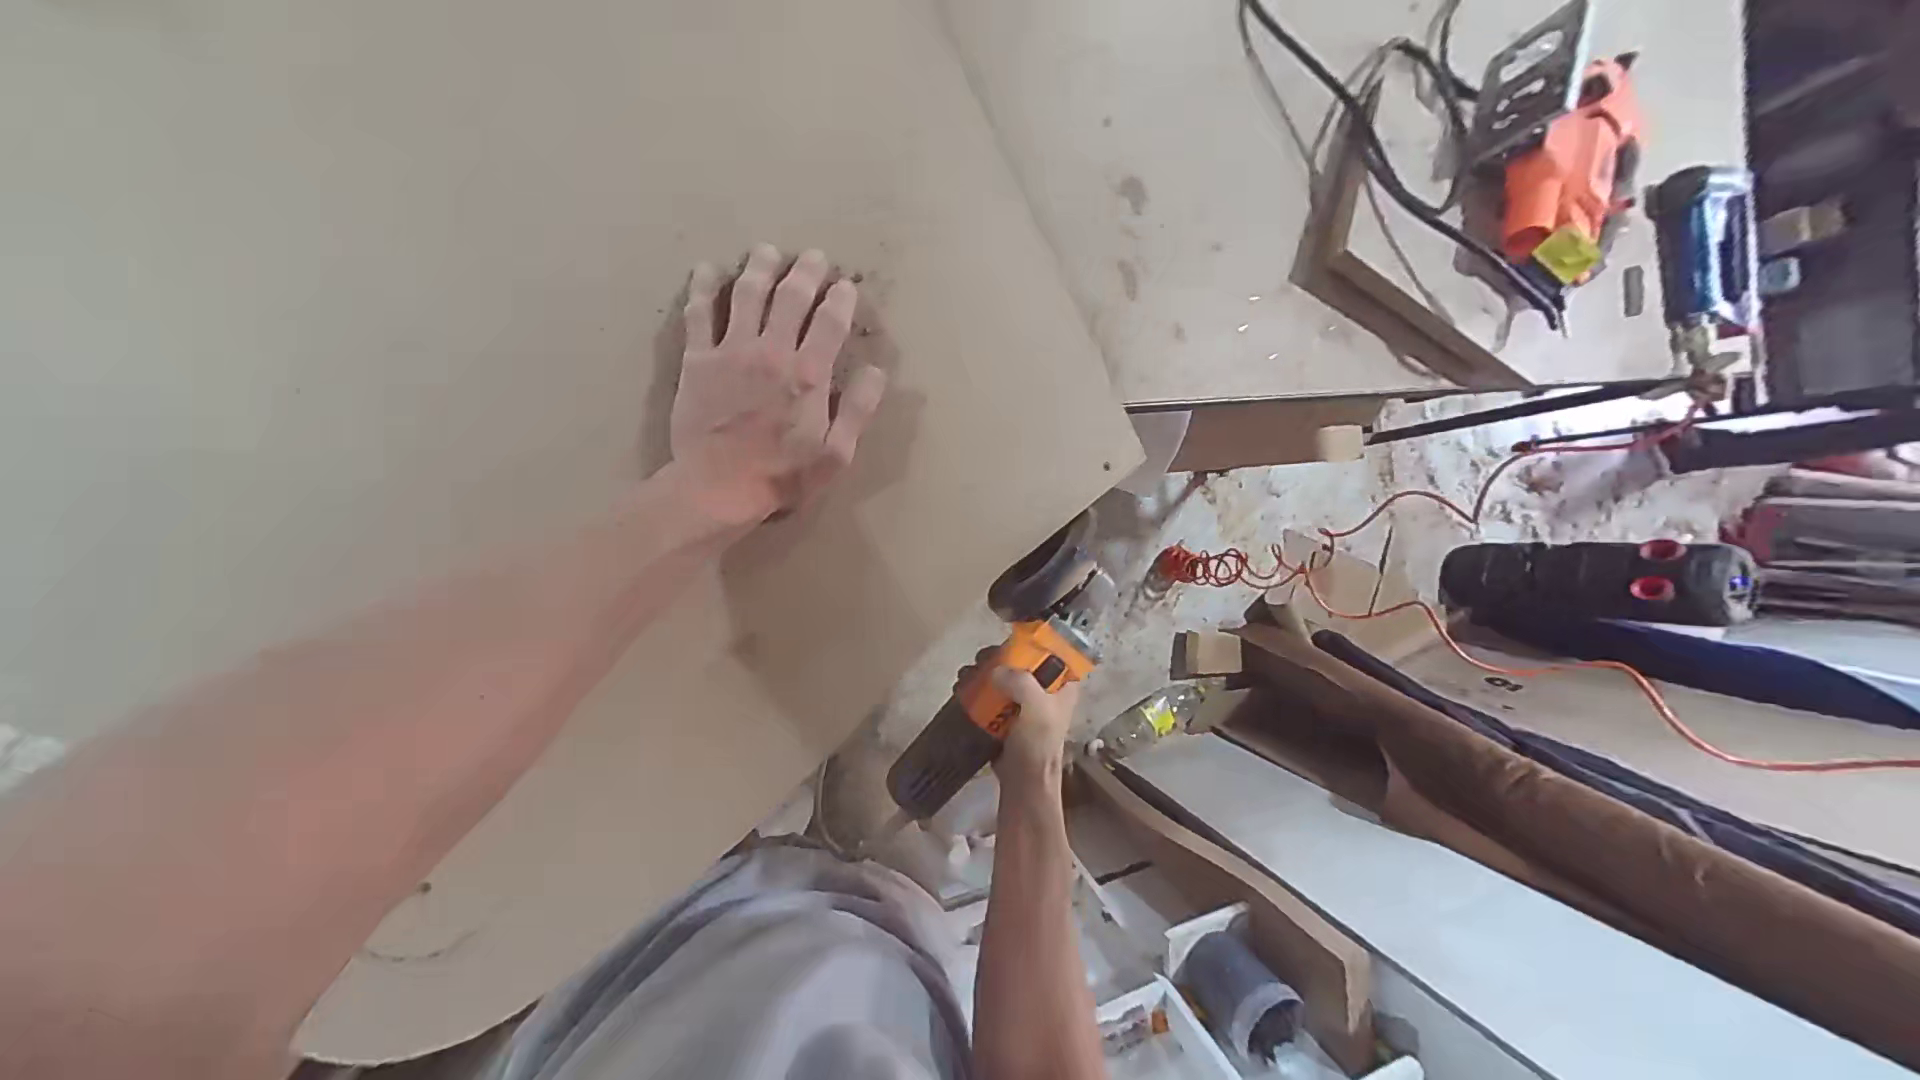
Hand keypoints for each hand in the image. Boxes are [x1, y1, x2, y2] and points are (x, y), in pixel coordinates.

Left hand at [671, 244, 887, 526]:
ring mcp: (731, 352)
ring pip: (747, 294)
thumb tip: (876, 370)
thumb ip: (859, 410)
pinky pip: (699, 313)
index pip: (829, 321)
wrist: (718, 488)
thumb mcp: (836, 454)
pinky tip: (709, 269)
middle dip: (805, 272)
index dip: (840, 298)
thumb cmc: (783, 476)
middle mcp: (772, 352)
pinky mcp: (697, 359)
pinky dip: (704, 286)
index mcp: (809, 375)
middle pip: (790, 298)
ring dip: (760, 267)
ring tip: (768, 252)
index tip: (845, 286)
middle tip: (813, 258)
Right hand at [956, 648, 1081, 788]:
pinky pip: (989, 691)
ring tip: (967, 677)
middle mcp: (1044, 687)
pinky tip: (962, 689)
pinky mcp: (1004, 712)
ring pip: (1000, 673)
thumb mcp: (1037, 709)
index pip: (1052, 649)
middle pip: (1019, 657)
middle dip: (997, 656)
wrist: (1023, 782)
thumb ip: (1021, 682)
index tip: (1008, 641)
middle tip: (982, 662)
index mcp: (1062, 683)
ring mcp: (1023, 700)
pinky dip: (975, 687)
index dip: (1032, 639)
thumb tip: (995, 671)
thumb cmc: (1038, 745)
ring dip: (982, 671)